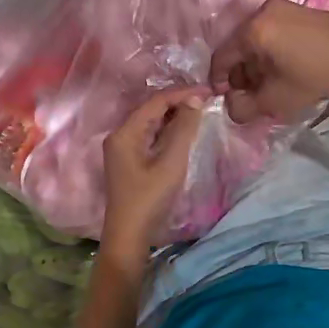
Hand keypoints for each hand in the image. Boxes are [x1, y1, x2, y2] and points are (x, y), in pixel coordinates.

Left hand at [101, 87, 207, 259]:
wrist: (129, 236)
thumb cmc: (149, 199)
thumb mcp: (171, 163)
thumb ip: (183, 130)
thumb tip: (194, 100)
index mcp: (125, 133)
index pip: (155, 102)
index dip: (182, 93)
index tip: (208, 91)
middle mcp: (120, 136)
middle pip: (151, 110)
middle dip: (178, 102)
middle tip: (207, 100)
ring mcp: (123, 150)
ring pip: (151, 124)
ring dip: (174, 117)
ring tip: (200, 111)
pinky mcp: (129, 162)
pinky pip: (149, 137)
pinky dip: (167, 131)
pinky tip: (184, 132)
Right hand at [209, 0, 328, 124]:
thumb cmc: (317, 74)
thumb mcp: (276, 100)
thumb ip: (244, 107)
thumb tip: (231, 106)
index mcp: (252, 29)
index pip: (220, 58)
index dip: (219, 83)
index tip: (228, 102)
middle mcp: (262, 12)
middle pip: (238, 49)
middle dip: (240, 76)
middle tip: (250, 99)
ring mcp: (282, 9)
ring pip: (255, 44)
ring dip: (256, 68)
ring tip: (269, 89)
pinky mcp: (298, 13)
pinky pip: (271, 36)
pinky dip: (270, 57)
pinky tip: (283, 74)